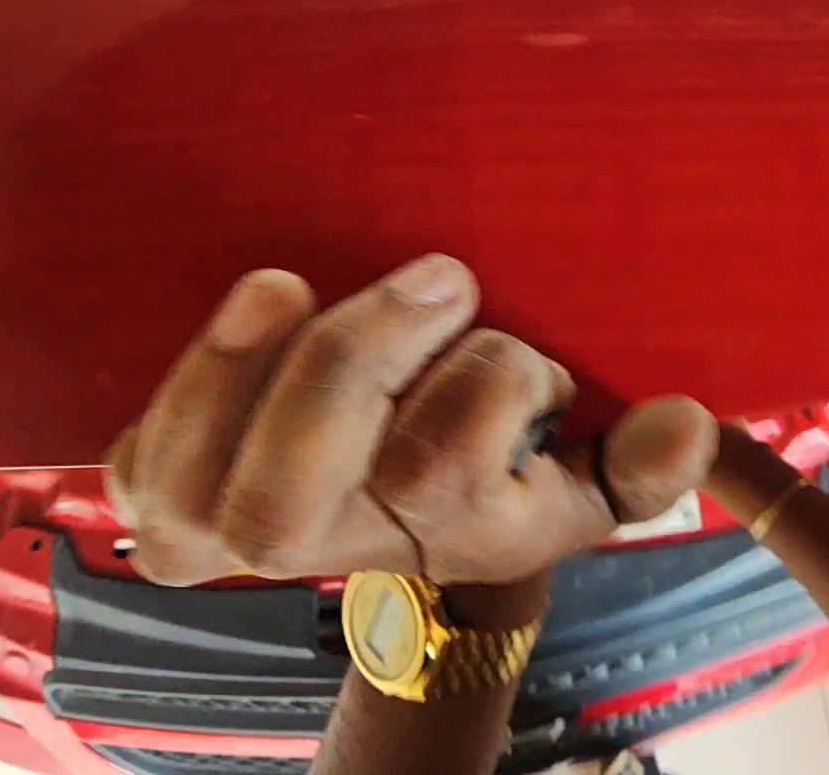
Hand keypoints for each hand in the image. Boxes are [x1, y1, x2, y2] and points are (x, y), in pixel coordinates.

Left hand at [105, 255, 717, 586]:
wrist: (419, 496)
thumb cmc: (510, 473)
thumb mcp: (590, 480)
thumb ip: (643, 466)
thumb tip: (683, 425)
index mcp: (437, 539)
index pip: (439, 479)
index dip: (488, 393)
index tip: (525, 343)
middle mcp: (325, 549)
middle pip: (282, 504)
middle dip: (353, 367)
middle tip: (440, 281)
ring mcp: (228, 530)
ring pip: (197, 478)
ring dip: (249, 366)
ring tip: (297, 286)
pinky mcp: (166, 483)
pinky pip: (145, 445)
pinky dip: (193, 374)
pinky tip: (260, 307)